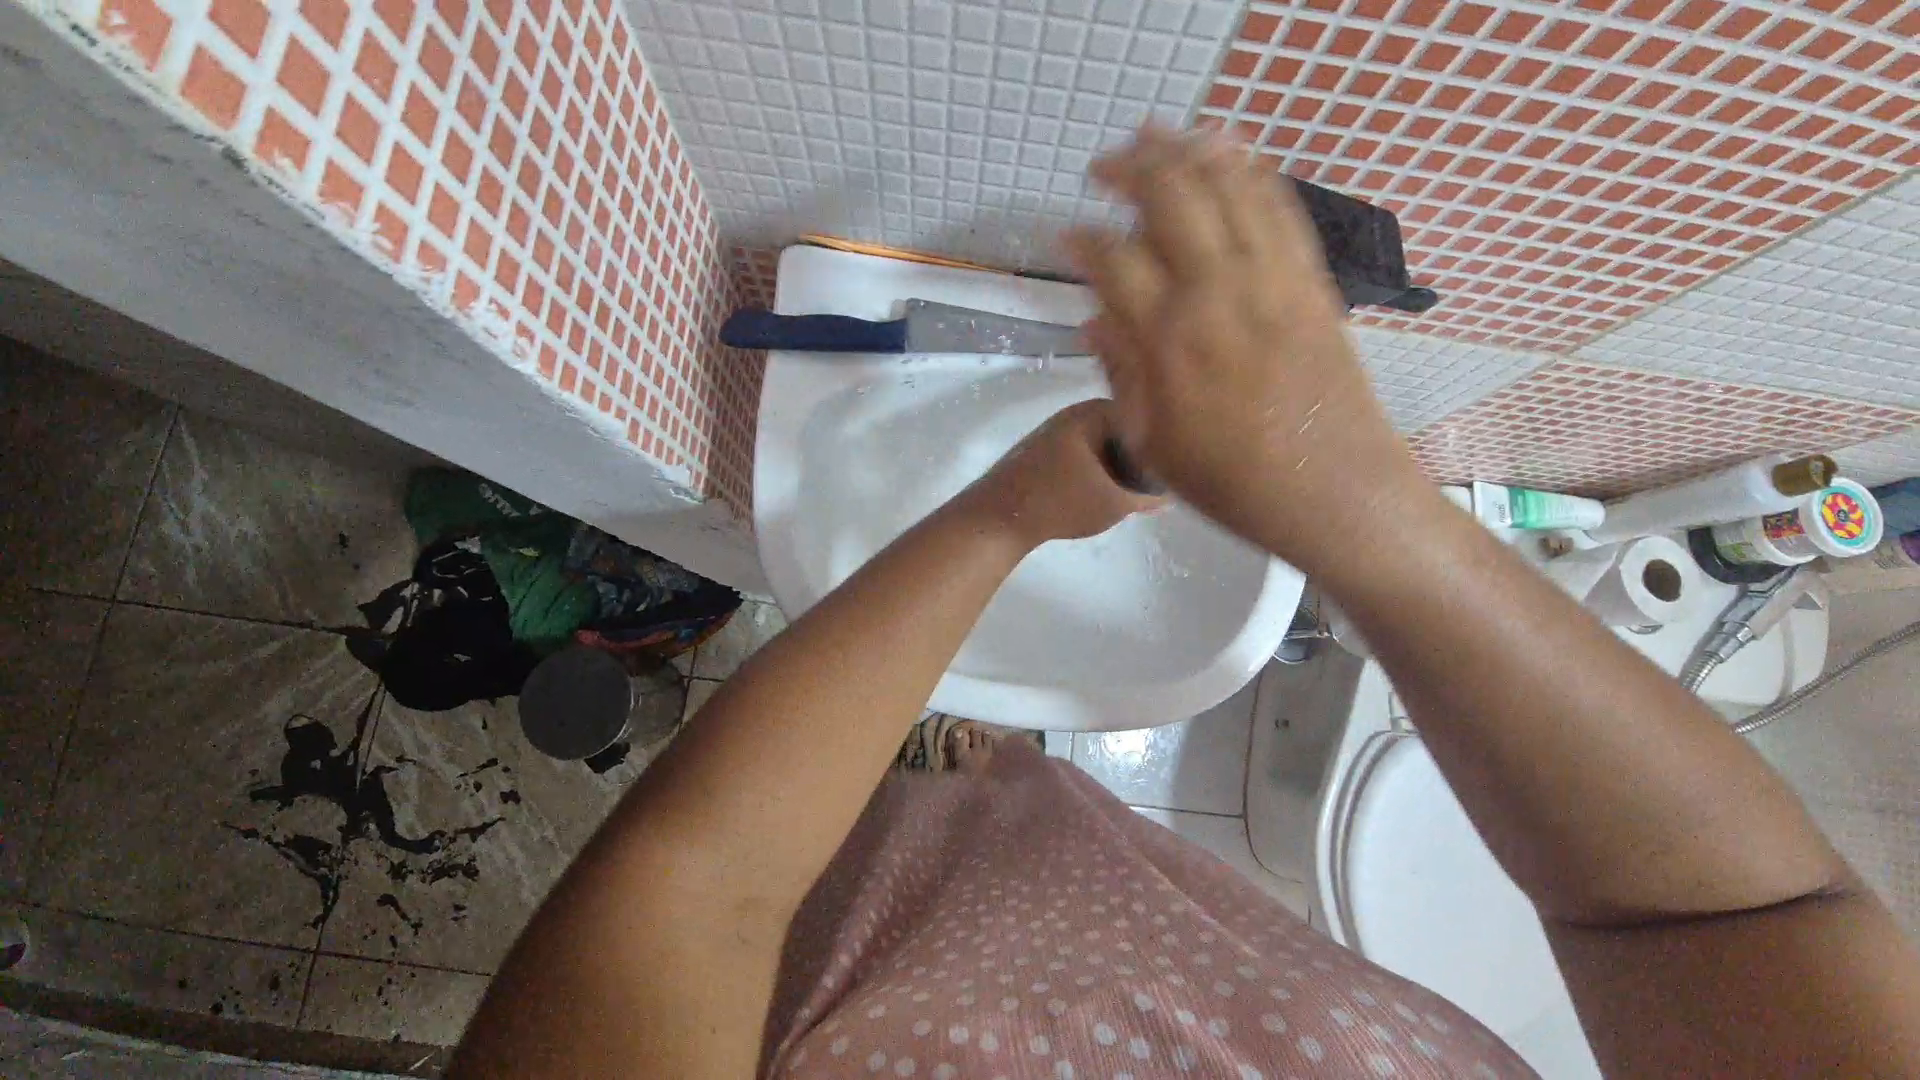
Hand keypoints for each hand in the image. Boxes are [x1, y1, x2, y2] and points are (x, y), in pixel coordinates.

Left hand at [951, 399, 1162, 548]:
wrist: (998, 517)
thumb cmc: (1061, 502)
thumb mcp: (1115, 503)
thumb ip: (1147, 497)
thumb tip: (1167, 495)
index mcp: (1092, 413)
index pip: (1142, 414)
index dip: (1160, 438)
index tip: (1171, 463)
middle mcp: (1071, 415)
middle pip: (1119, 429)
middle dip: (1137, 454)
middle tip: (1152, 481)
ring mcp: (1052, 433)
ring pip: (1098, 444)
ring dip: (1114, 465)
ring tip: (1128, 491)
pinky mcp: (1039, 455)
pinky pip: (1079, 456)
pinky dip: (1093, 471)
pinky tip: (1097, 494)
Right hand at [1063, 126, 1426, 568]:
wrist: (1332, 490)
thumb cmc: (1231, 482)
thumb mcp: (1154, 443)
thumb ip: (1121, 374)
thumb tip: (1093, 321)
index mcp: (1168, 341)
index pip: (1112, 260)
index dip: (1081, 239)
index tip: (1064, 236)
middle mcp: (1217, 294)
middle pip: (1169, 197)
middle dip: (1129, 168)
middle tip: (1104, 167)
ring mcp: (1270, 280)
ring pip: (1227, 185)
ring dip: (1186, 151)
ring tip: (1156, 139)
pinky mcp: (1310, 281)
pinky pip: (1278, 206)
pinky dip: (1249, 170)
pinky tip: (1228, 157)